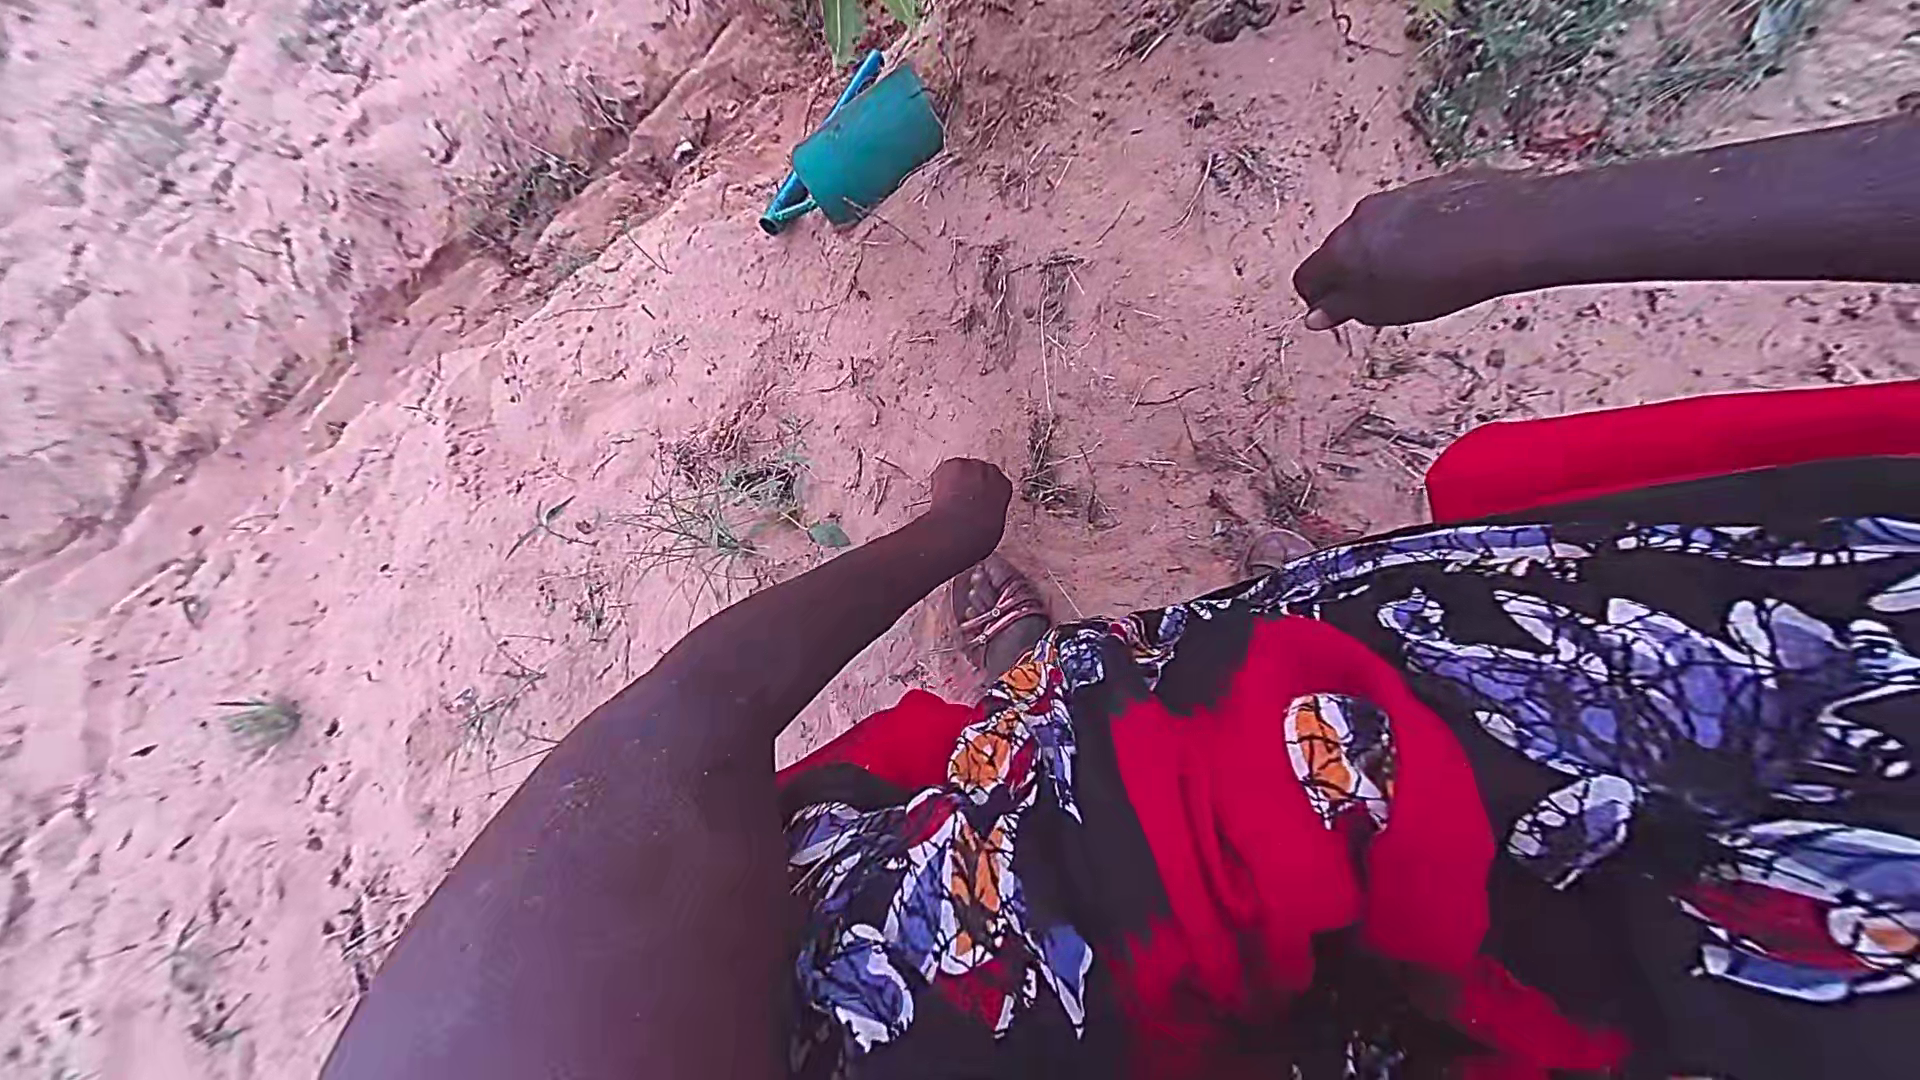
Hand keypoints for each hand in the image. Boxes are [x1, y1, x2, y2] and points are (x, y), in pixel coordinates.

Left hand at [925, 458, 1011, 557]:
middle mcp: (989, 472)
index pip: (995, 482)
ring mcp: (969, 466)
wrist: (960, 530)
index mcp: (1003, 487)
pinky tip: (940, 495)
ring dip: (955, 480)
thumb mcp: (994, 524)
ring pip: (960, 469)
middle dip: (969, 483)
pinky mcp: (951, 466)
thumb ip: (991, 511)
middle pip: (978, 471)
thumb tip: (983, 515)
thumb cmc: (977, 534)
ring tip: (948, 499)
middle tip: (960, 499)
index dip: (982, 491)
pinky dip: (941, 479)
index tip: (975, 499)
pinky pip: (944, 470)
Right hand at [1293, 169, 1534, 329]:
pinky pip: (1408, 214)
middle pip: (1338, 251)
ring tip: (1415, 276)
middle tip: (1377, 296)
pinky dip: (1413, 234)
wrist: (1516, 231)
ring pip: (1373, 231)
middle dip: (1349, 273)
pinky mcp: (1434, 184)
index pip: (1306, 277)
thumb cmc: (1439, 279)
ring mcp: (1398, 196)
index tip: (1338, 312)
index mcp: (1338, 250)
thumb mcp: (1380, 309)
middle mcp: (1360, 217)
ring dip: (1382, 253)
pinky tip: (1442, 252)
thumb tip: (1316, 315)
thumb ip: (1342, 310)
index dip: (1317, 299)